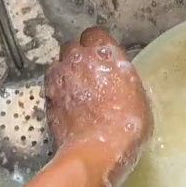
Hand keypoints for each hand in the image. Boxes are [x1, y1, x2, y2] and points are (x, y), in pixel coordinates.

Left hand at [45, 28, 151, 186]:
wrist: (96, 151)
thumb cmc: (126, 123)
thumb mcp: (137, 94)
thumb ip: (122, 76)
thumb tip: (117, 77)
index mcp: (104, 52)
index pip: (94, 34)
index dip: (97, 45)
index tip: (103, 57)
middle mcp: (78, 59)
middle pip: (72, 47)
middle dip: (78, 57)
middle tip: (90, 74)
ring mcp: (59, 78)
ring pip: (58, 66)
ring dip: (66, 74)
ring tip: (77, 92)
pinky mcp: (48, 99)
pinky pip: (52, 88)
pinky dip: (58, 93)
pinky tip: (69, 108)